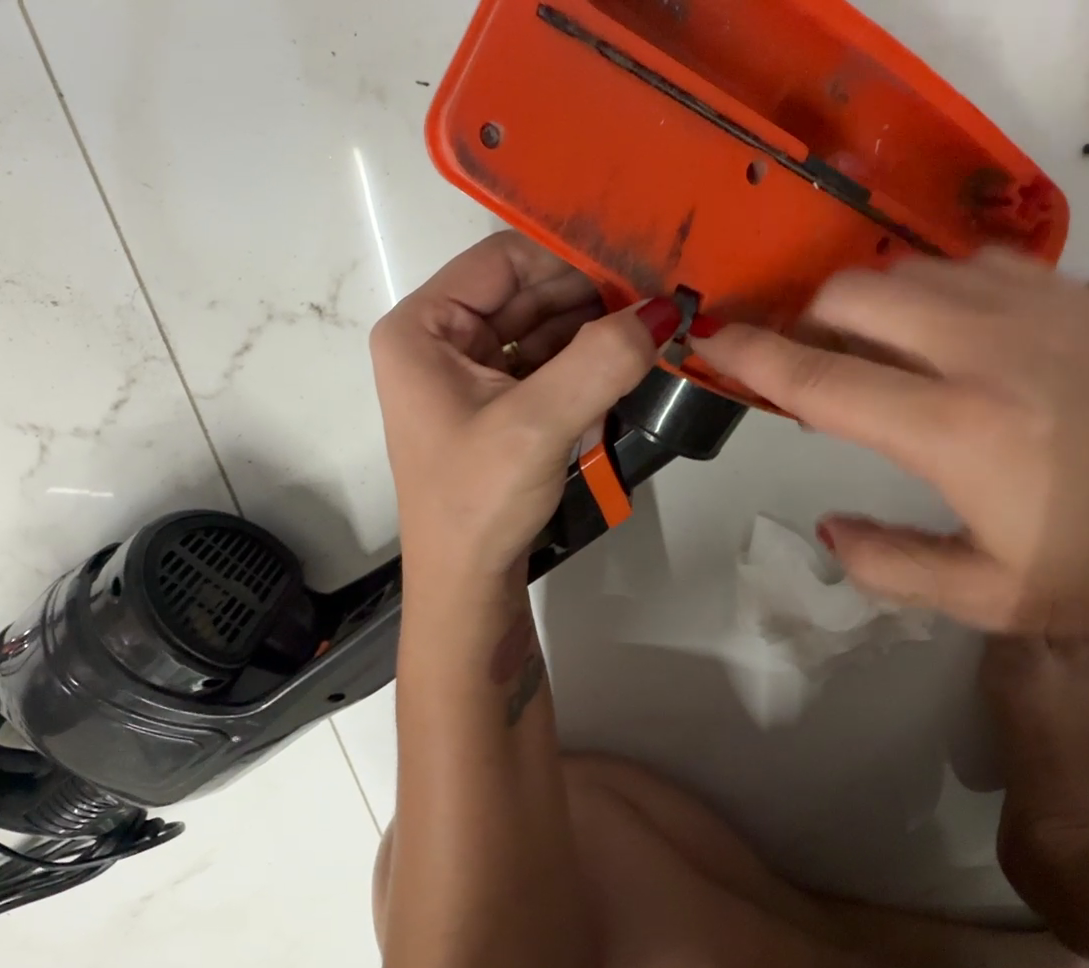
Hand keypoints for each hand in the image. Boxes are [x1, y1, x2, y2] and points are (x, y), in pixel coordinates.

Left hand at [371, 232, 667, 580]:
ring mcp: (468, 375)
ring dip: (594, 332)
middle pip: (525, 293)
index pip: (503, 260)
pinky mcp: (496, 407)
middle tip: (659, 301)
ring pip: (541, 328)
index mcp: (422, 328)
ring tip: (653, 331)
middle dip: (589, 298)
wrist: (466, 587)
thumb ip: (601, 361)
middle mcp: (439, 341)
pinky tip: (627, 364)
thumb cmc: (478, 503)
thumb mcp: (538, 426)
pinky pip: (546, 365)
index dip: (570, 259)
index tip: (637, 271)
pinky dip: (585, 364)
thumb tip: (666, 308)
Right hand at [694, 249, 1088, 638]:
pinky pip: (976, 265)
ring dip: (869, 304)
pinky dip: (933, 290)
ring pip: (913, 269)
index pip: (820, 377)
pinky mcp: (1085, 294)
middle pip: (856, 293)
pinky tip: (944, 334)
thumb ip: (892, 566)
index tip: (708, 342)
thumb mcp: (998, 601)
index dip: (750, 356)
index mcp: (956, 431)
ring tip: (866, 353)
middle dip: (806, 319)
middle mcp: (987, 349)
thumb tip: (828, 524)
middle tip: (798, 364)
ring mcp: (1042, 307)